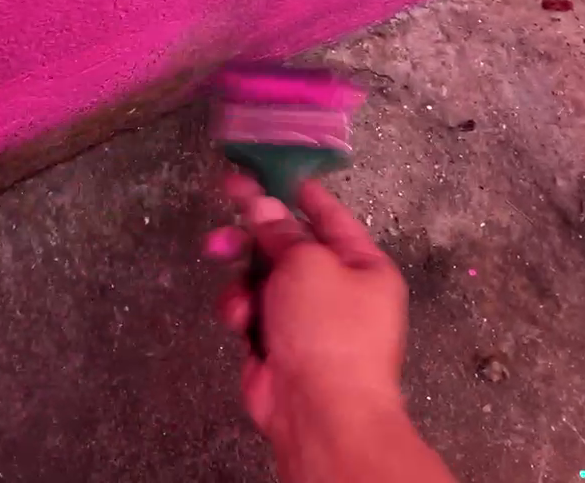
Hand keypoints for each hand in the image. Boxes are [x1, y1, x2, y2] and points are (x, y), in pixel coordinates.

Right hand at [207, 176, 452, 482]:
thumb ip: (279, 229)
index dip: (291, 190)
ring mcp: (304, 316)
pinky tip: (241, 322)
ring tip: (237, 294)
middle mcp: (335, 287)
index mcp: (362, 265)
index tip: (258, 170)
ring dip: (242, 279)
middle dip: (251, 238)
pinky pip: (250, 307)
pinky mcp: (275, 339)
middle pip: (284, 244)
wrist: (320, 413)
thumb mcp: (306, 263)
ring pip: (259, 275)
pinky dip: (240, 310)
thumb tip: (260, 204)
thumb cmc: (328, 330)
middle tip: (222, 227)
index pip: (325, 213)